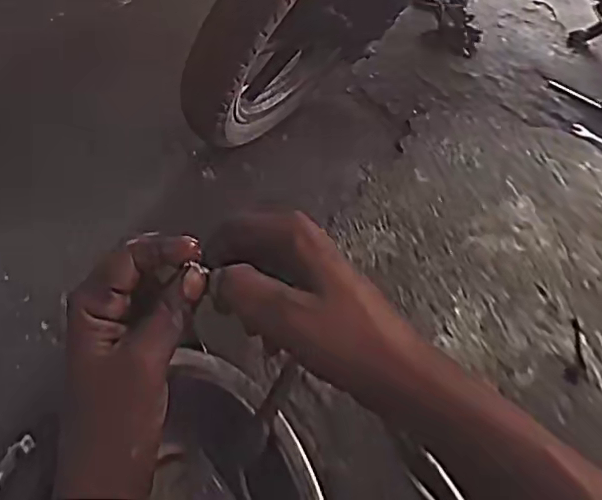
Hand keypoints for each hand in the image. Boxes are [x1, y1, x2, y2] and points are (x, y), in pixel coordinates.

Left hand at [56, 234, 208, 499]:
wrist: (103, 485)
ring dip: (175, 280)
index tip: (195, 249)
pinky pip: (154, 309)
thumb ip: (169, 312)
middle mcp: (98, 308)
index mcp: (89, 304)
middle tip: (203, 262)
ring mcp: (114, 326)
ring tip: (203, 279)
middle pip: (136, 266)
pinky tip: (193, 302)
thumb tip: (193, 274)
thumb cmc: (111, 431)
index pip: (127, 257)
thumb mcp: (145, 363)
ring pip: (148, 287)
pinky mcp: (130, 345)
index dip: (162, 247)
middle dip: (170, 260)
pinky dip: (175, 302)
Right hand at [208, 212, 433, 409]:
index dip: (212, 253)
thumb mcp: (288, 318)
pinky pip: (279, 287)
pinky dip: (267, 309)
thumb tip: (214, 277)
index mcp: (293, 232)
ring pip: (261, 267)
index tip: (199, 287)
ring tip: (250, 332)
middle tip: (224, 313)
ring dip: (248, 297)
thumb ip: (243, 290)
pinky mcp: (319, 286)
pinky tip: (272, 341)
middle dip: (230, 276)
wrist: (402, 375)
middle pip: (246, 244)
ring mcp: (312, 260)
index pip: (233, 225)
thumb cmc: (347, 343)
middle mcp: (301, 236)